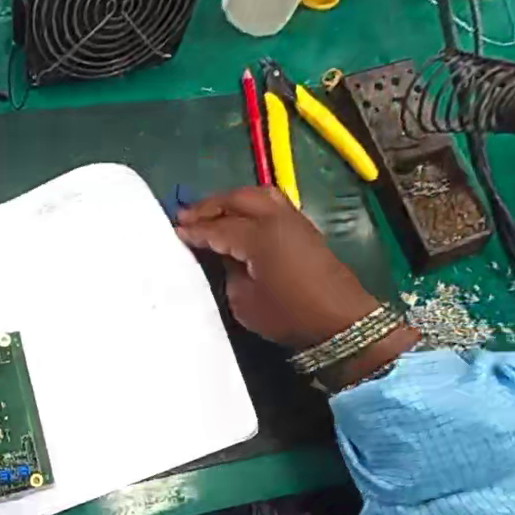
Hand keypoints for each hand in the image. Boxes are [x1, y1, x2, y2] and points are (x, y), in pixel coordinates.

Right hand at [175, 186, 381, 349]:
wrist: (339, 319)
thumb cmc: (288, 315)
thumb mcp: (245, 303)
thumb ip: (229, 273)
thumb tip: (224, 258)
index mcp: (259, 237)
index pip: (219, 227)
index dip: (196, 231)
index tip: (175, 232)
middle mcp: (276, 219)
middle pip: (237, 199)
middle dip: (209, 206)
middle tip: (186, 215)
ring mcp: (292, 219)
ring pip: (257, 195)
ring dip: (231, 199)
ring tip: (211, 211)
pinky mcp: (302, 226)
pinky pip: (270, 203)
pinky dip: (249, 204)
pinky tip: (237, 217)